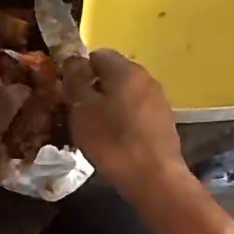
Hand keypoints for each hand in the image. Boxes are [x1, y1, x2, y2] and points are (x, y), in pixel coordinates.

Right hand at [62, 50, 187, 198]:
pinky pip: (137, 112)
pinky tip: (116, 141)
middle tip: (79, 113)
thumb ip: (76, 81)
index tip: (69, 93)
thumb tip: (72, 59)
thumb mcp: (83, 111)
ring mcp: (159, 100)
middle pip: (114, 75)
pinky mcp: (164, 122)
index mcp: (126, 71)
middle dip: (95, 89)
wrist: (154, 179)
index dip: (80, 71)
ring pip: (126, 94)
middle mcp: (146, 78)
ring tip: (96, 130)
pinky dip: (124, 120)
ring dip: (109, 106)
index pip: (98, 55)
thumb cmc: (113, 142)